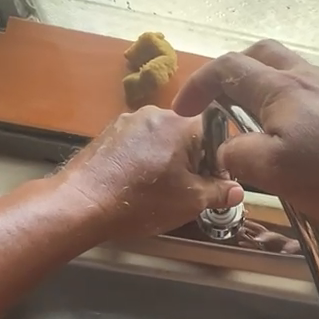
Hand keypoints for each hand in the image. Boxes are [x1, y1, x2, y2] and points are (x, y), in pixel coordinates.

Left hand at [57, 107, 241, 239]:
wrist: (82, 204)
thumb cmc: (141, 201)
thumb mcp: (191, 202)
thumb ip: (219, 192)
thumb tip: (236, 191)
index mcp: (180, 124)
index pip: (215, 132)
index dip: (219, 160)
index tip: (214, 182)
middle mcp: (154, 114)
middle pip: (187, 135)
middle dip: (192, 161)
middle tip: (187, 190)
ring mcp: (128, 122)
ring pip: (162, 140)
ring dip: (167, 161)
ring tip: (159, 190)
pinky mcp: (108, 134)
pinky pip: (139, 144)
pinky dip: (144, 161)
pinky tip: (138, 185)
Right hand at [172, 40, 318, 234]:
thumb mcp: (276, 174)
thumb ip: (241, 156)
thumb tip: (229, 150)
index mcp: (282, 89)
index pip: (228, 69)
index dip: (199, 86)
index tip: (184, 108)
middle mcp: (314, 78)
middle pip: (266, 56)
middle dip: (236, 72)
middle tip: (223, 101)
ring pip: (299, 77)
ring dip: (274, 94)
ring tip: (270, 130)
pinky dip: (306, 111)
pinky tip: (317, 144)